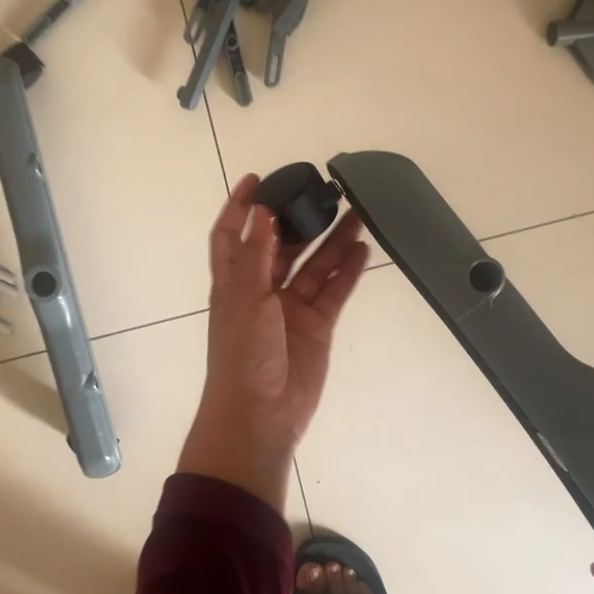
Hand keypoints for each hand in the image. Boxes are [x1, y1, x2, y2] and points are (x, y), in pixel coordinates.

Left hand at [180, 174, 368, 505]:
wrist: (260, 414)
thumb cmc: (242, 354)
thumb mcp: (245, 299)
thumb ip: (256, 255)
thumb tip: (262, 211)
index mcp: (234, 282)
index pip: (231, 235)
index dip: (239, 207)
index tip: (256, 178)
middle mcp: (262, 290)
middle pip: (280, 245)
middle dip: (298, 219)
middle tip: (323, 191)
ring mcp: (291, 308)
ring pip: (314, 265)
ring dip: (332, 241)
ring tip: (356, 212)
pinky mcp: (317, 326)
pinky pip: (334, 291)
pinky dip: (347, 271)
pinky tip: (363, 249)